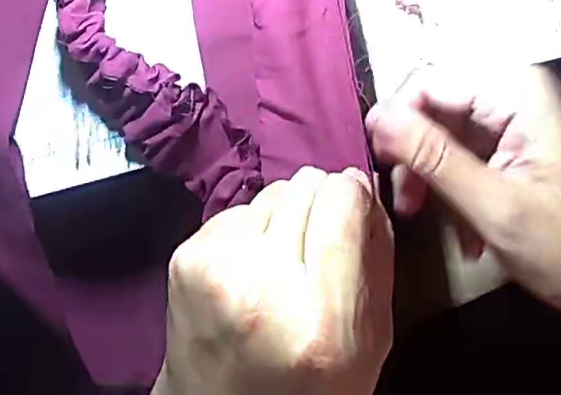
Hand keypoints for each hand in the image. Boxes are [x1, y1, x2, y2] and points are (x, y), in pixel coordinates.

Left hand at [155, 166, 393, 394]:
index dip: (353, 193)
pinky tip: (248, 269)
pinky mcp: (186, 256)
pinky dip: (249, 231)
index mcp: (319, 320)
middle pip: (303, 186)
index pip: (340, 202)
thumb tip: (362, 185)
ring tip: (280, 265)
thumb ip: (374, 261)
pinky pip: (236, 211)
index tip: (355, 202)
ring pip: (269, 193)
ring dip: (282, 218)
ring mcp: (217, 266)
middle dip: (318, 203)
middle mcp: (262, 284)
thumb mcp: (367, 345)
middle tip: (317, 242)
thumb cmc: (308, 388)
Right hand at [364, 64, 560, 338]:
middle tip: (404, 200)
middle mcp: (517, 88)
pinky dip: (456, 181)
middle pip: (437, 100)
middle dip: (414, 149)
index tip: (378, 163)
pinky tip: (460, 225)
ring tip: (422, 215)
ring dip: (432, 171)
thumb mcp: (497, 209)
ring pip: (448, 125)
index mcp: (516, 88)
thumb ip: (432, 156)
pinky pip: (471, 145)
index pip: (428, 79)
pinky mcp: (526, 141)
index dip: (395, 117)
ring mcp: (523, 114)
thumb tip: (375, 115)